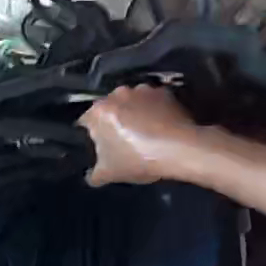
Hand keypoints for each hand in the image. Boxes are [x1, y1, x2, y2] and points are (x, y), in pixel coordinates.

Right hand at [77, 84, 212, 185]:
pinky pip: (152, 102)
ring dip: (133, 114)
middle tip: (122, 142)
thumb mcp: (109, 174)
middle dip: (113, 122)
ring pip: (131, 103)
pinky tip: (160, 127)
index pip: (85, 122)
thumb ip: (93, 174)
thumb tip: (90, 176)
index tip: (101, 147)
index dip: (91, 136)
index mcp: (98, 111)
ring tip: (144, 134)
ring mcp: (142, 90)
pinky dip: (154, 111)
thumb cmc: (138, 159)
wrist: (181, 149)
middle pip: (109, 109)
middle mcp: (116, 94)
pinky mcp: (164, 92)